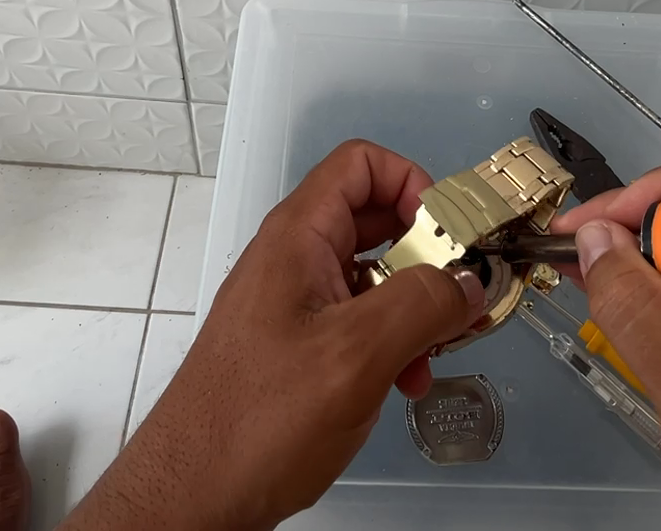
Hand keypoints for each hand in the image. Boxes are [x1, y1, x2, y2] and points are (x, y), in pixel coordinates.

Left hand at [62, 140, 485, 530]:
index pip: (360, 164)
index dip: (411, 181)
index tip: (449, 231)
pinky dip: (390, 337)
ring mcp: (294, 298)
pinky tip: (405, 379)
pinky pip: (356, 315)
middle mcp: (295, 255)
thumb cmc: (262, 418)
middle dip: (425, 249)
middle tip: (461, 289)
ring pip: (371, 271)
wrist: (190, 495)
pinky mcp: (296, 339)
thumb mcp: (355, 355)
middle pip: (373, 217)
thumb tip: (470, 281)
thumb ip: (421, 306)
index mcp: (299, 234)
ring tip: (437, 349)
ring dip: (413, 303)